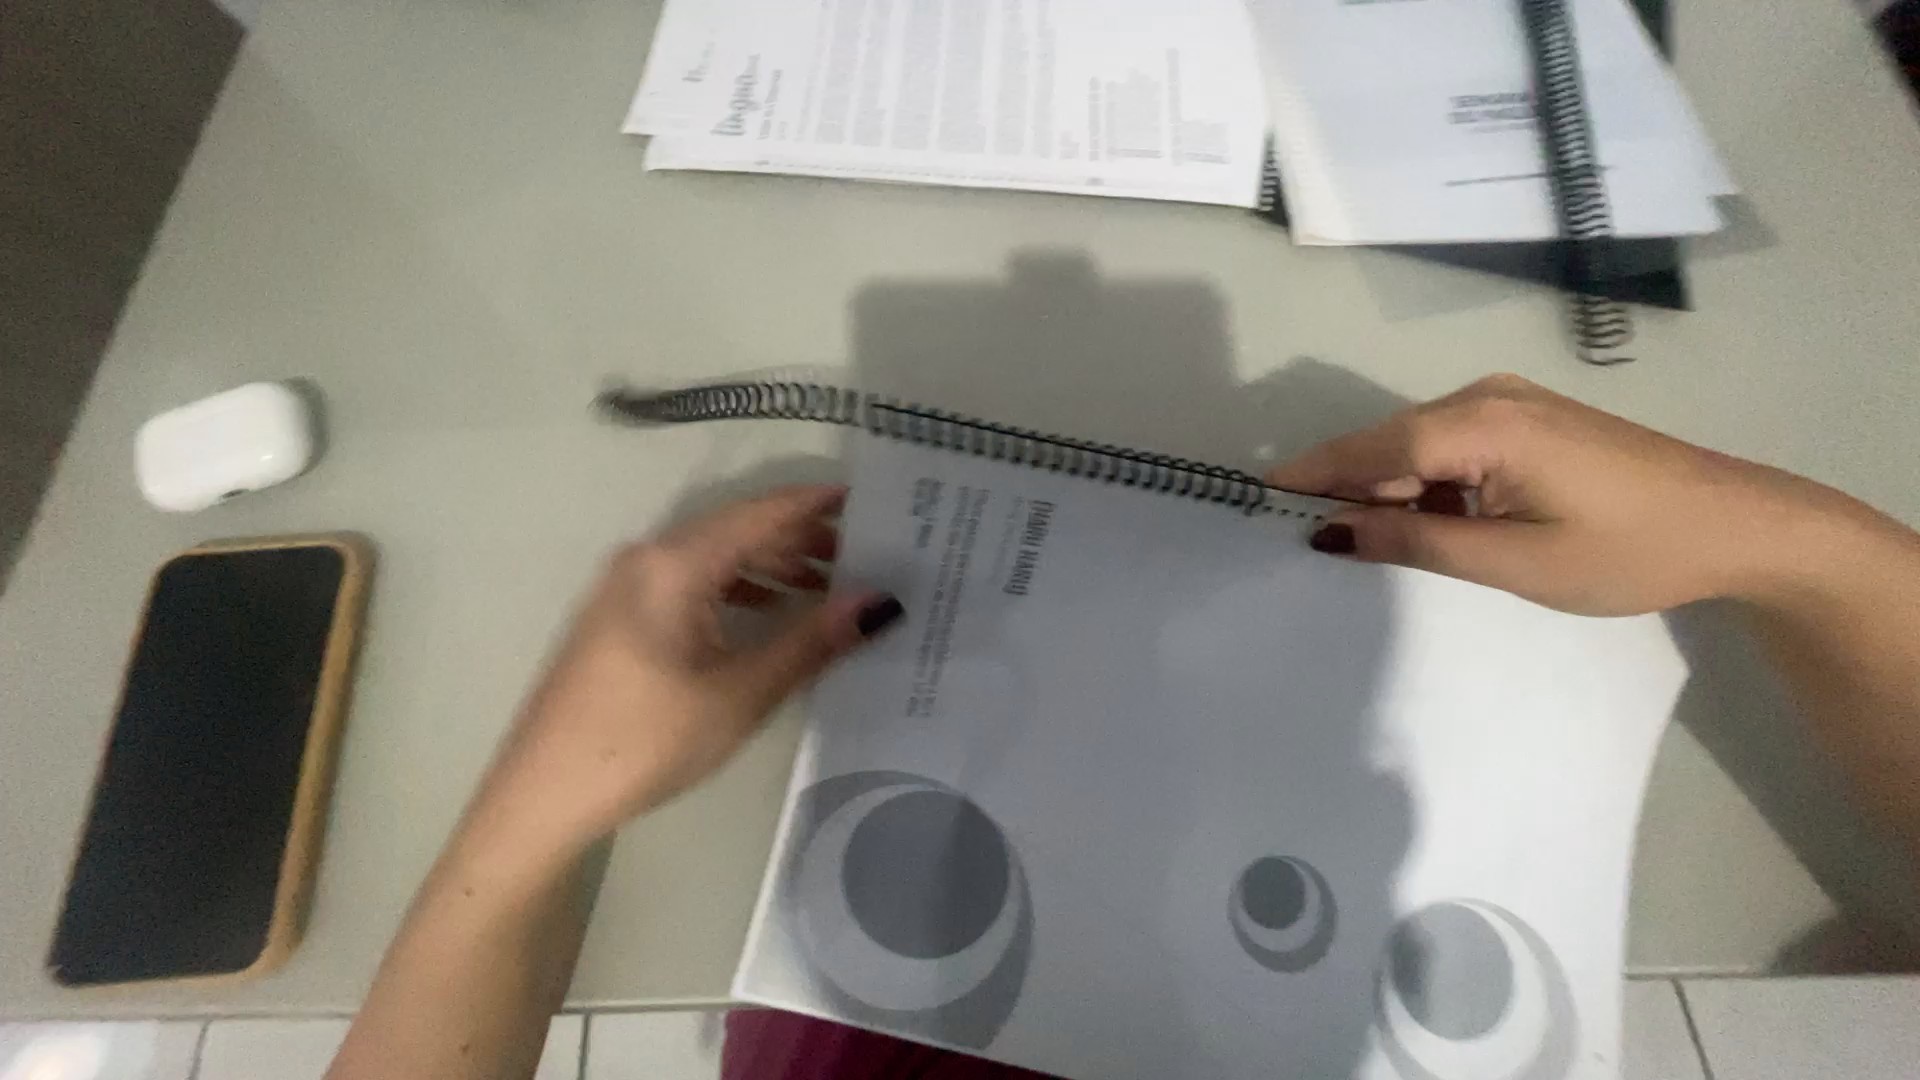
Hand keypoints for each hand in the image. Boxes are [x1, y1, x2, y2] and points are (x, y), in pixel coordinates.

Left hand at [473, 486, 902, 859]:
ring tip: (825, 584)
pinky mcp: (622, 613)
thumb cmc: (646, 741)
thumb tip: (880, 602)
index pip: (762, 512)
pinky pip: (693, 579)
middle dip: (801, 537)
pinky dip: (738, 586)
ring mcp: (628, 584)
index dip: (816, 503)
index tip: (871, 501)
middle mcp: (648, 558)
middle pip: (739, 528)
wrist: (541, 798)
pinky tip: (769, 609)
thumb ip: (811, 640)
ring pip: (715, 554)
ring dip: (771, 563)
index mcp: (675, 564)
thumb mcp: (740, 693)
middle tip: (863, 555)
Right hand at [1268, 374, 1884, 615]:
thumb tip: (1327, 532)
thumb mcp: (1509, 561)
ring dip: (1385, 487)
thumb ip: (1412, 541)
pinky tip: (1426, 516)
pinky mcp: (1520, 417)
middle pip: (1384, 441)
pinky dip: (1419, 480)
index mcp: (1481, 425)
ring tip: (1371, 539)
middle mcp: (1484, 397)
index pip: (1369, 448)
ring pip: (1410, 443)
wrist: (1745, 526)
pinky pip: (1441, 443)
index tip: (1259, 497)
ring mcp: (1505, 402)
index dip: (1312, 474)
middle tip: (1314, 537)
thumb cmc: (1627, 551)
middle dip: (1346, 486)